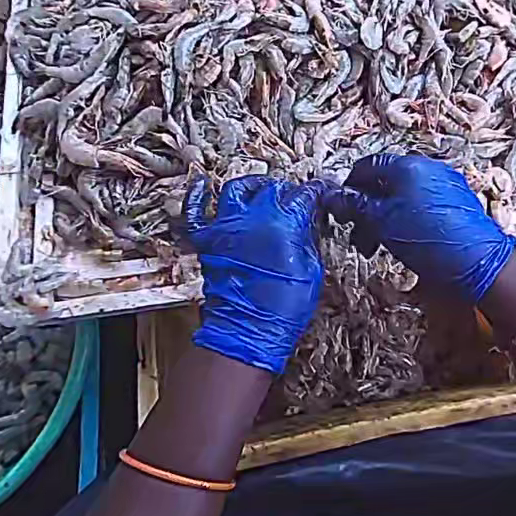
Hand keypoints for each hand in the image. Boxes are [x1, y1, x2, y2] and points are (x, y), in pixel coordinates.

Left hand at [184, 176, 325, 373]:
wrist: (248, 331)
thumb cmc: (283, 309)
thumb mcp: (311, 270)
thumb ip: (308, 238)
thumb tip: (307, 222)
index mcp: (285, 223)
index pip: (304, 195)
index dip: (315, 191)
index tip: (320, 191)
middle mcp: (254, 217)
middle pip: (272, 189)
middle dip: (286, 191)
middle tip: (292, 198)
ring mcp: (227, 226)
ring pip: (237, 189)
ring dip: (251, 186)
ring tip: (259, 189)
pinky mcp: (207, 240)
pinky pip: (196, 211)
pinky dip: (197, 196)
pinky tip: (202, 184)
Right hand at [326, 154, 514, 302]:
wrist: (479, 264)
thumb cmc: (428, 238)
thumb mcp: (382, 222)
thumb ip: (355, 206)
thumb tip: (332, 196)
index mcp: (407, 166)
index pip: (366, 167)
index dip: (348, 188)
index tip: (340, 210)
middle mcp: (427, 169)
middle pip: (384, 183)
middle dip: (366, 209)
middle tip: (357, 234)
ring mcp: (444, 186)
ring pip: (402, 197)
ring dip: (383, 219)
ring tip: (377, 246)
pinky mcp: (456, 205)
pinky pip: (420, 206)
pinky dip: (405, 221)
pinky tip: (402, 243)